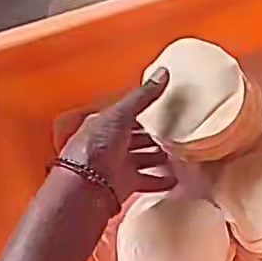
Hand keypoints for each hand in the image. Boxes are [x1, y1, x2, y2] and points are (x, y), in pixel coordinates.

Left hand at [59, 70, 177, 199]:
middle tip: (172, 131)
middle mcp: (110, 145)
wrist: (85, 187)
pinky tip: (173, 178)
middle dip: (152, 135)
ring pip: (142, 159)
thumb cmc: (93, 148)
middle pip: (135, 138)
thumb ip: (143, 96)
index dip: (143, 111)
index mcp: (105, 124)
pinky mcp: (125, 184)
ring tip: (176, 153)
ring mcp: (117, 165)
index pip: (127, 114)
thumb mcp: (121, 114)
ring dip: (157, 157)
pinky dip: (160, 181)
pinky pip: (147, 181)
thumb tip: (162, 73)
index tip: (161, 108)